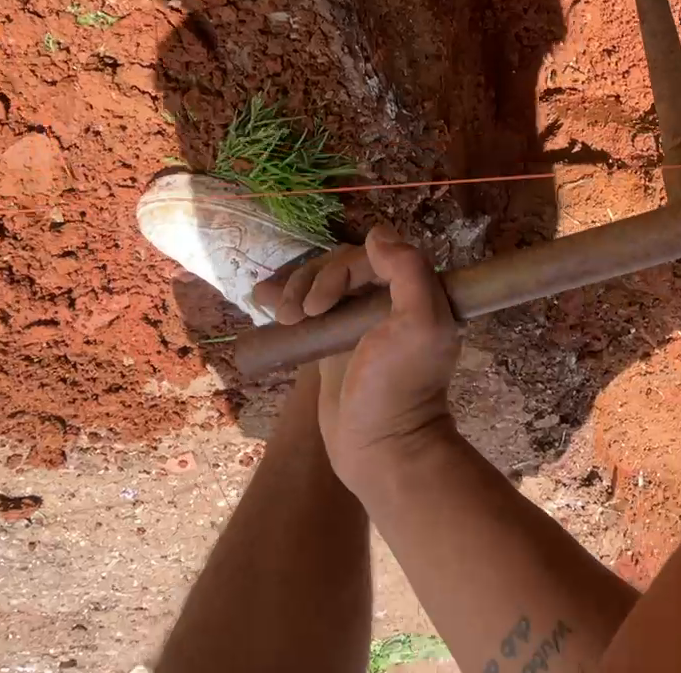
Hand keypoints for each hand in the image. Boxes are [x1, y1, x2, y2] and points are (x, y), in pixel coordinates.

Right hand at [253, 226, 460, 485]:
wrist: (379, 447)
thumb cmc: (399, 385)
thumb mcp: (419, 324)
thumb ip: (409, 271)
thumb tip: (377, 232)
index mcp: (415, 292)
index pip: (371, 255)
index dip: (341, 270)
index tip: (322, 303)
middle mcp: (387, 301)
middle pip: (341, 265)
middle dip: (312, 281)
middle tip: (300, 315)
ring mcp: (356, 323)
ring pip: (320, 283)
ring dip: (295, 291)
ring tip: (285, 319)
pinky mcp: (332, 343)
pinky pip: (307, 309)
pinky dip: (283, 299)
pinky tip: (261, 299)